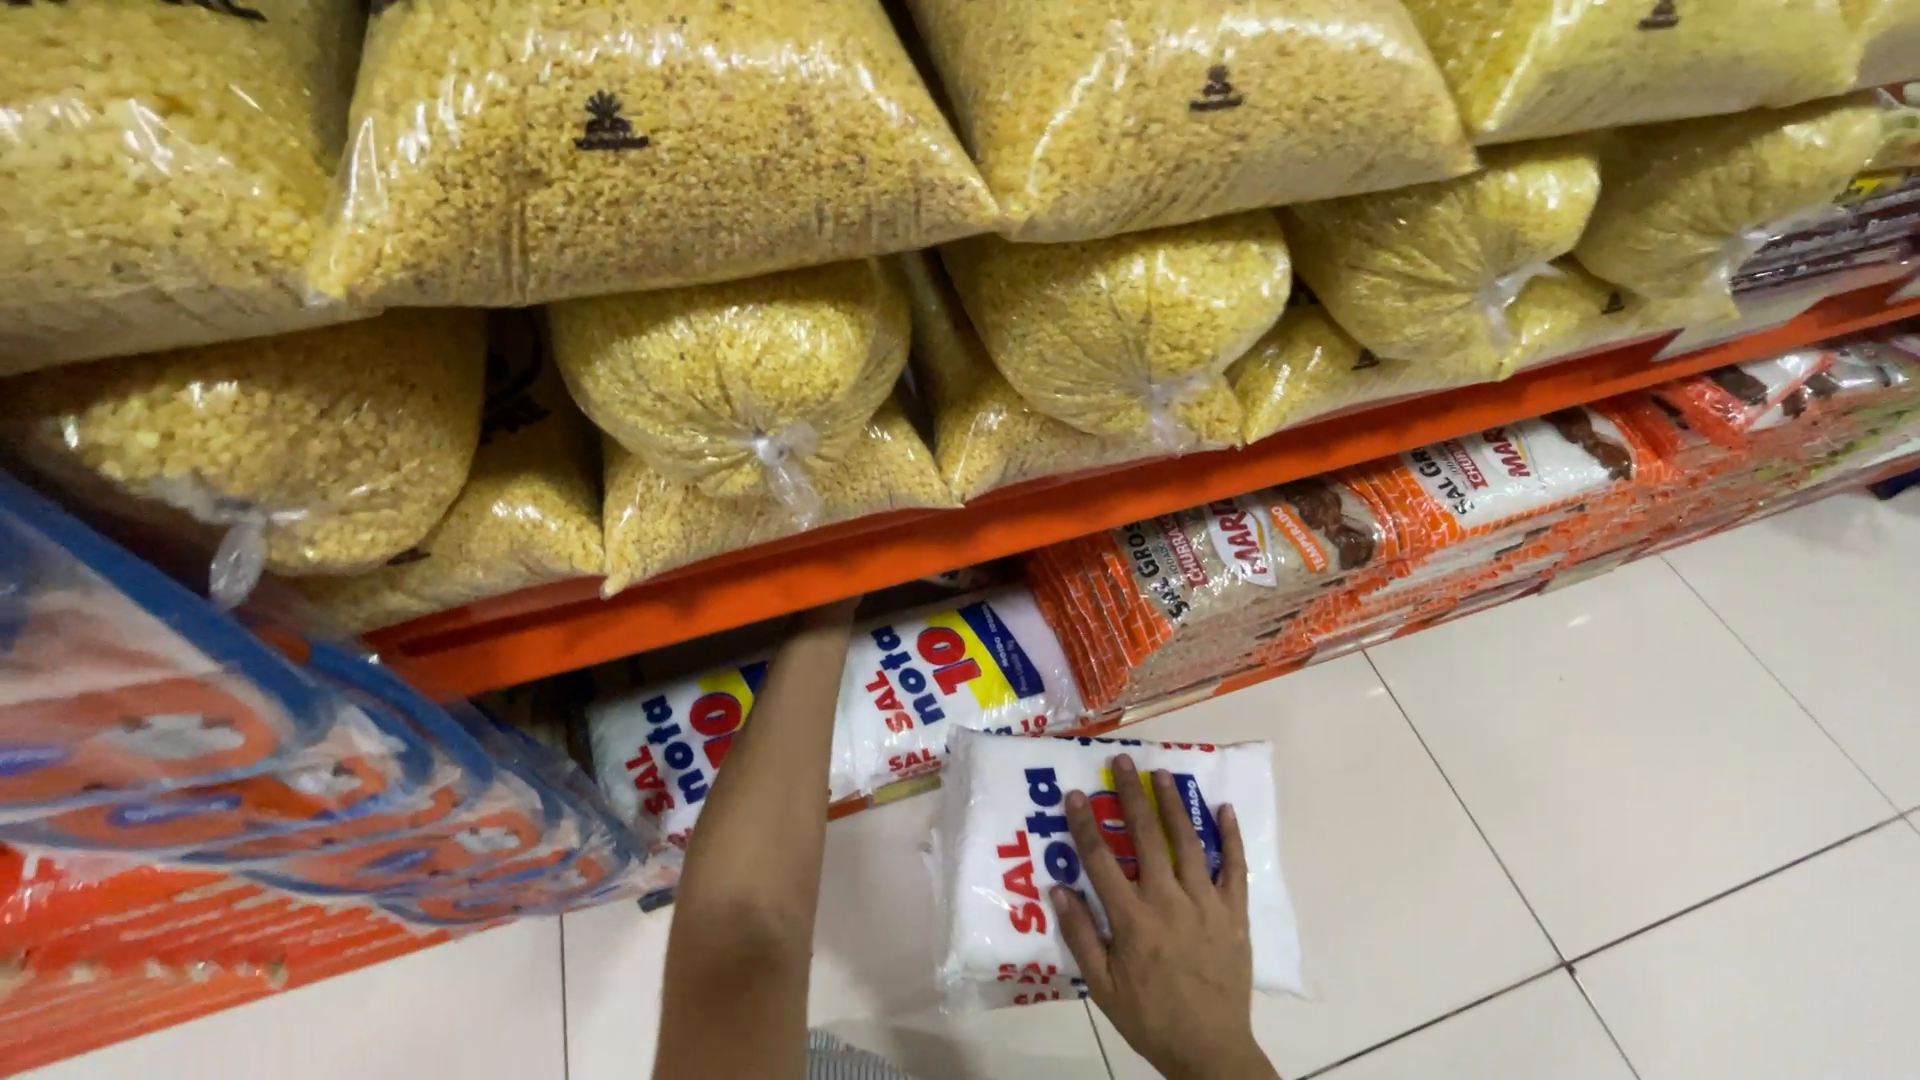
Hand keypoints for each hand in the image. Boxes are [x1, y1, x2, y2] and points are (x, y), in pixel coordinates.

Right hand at [1051, 754, 1276, 1079]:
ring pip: (1188, 843)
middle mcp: (1168, 901)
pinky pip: (1235, 868)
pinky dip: (1231, 837)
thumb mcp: (1102, 986)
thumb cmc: (1149, 1017)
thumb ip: (1081, 935)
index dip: (1086, 824)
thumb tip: (1058, 889)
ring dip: (1174, 805)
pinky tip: (1224, 809)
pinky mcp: (1234, 914)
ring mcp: (1206, 904)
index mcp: (1133, 919)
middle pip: (1146, 837)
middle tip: (1123, 762)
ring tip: (1163, 774)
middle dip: (1132, 796)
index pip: (1102, 860)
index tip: (1076, 793)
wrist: (1210, 1050)